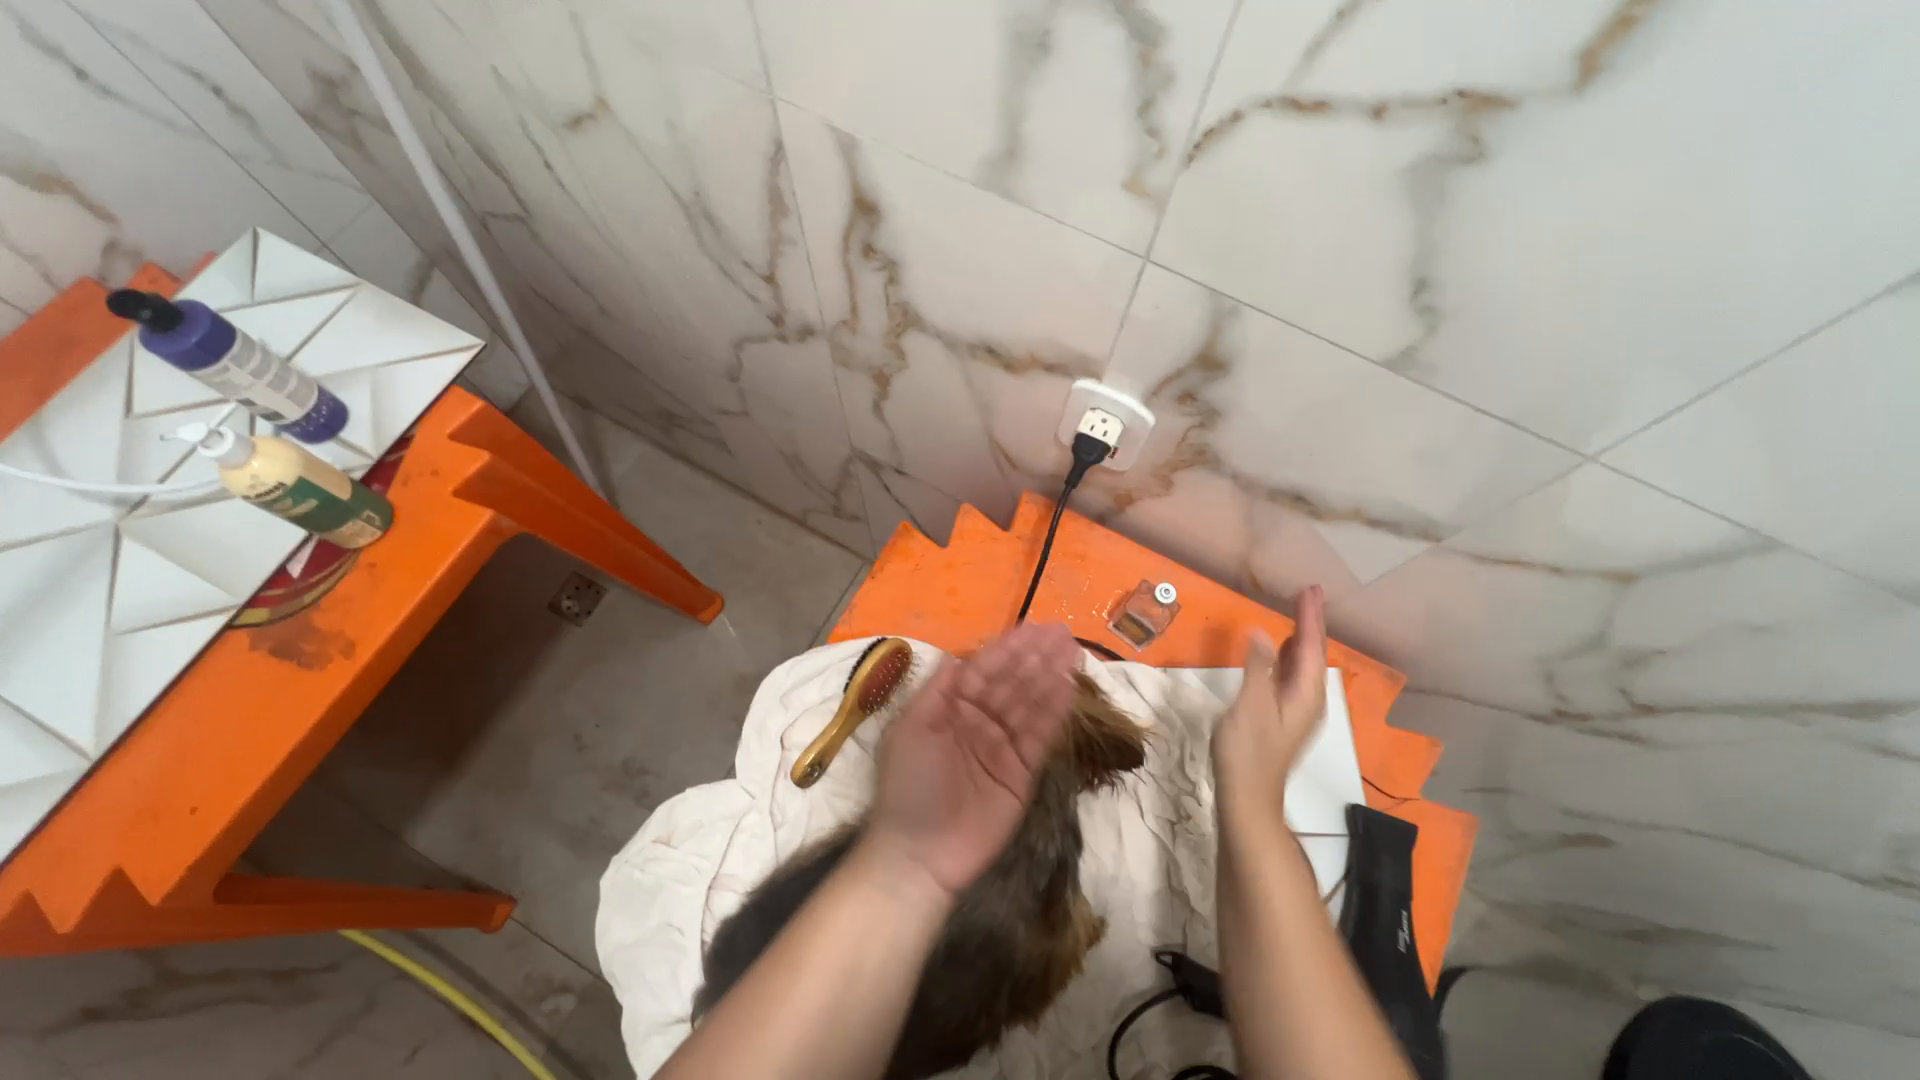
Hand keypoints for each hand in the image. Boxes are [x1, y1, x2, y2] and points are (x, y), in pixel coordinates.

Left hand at [863, 622, 1080, 898]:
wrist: (919, 853)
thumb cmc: (908, 786)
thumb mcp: (912, 729)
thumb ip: (938, 690)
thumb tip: (959, 654)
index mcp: (949, 708)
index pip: (983, 670)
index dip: (1008, 648)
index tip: (1034, 628)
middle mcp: (978, 722)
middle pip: (1011, 682)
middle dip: (1036, 657)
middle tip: (1063, 633)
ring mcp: (1001, 747)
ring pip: (1029, 704)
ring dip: (1050, 677)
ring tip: (1073, 653)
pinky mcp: (1022, 773)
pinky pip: (1040, 736)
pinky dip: (1054, 712)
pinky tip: (1068, 688)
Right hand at [1213, 585, 1328, 818]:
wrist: (1248, 797)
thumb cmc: (1247, 752)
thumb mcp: (1249, 707)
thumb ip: (1257, 668)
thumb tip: (1260, 631)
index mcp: (1306, 694)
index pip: (1312, 647)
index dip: (1310, 617)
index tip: (1309, 589)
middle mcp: (1310, 699)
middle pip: (1313, 654)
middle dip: (1309, 623)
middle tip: (1304, 594)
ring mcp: (1299, 709)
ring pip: (1305, 665)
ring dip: (1301, 638)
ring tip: (1297, 614)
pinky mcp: (1286, 716)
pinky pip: (1294, 675)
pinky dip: (1291, 655)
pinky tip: (1282, 651)